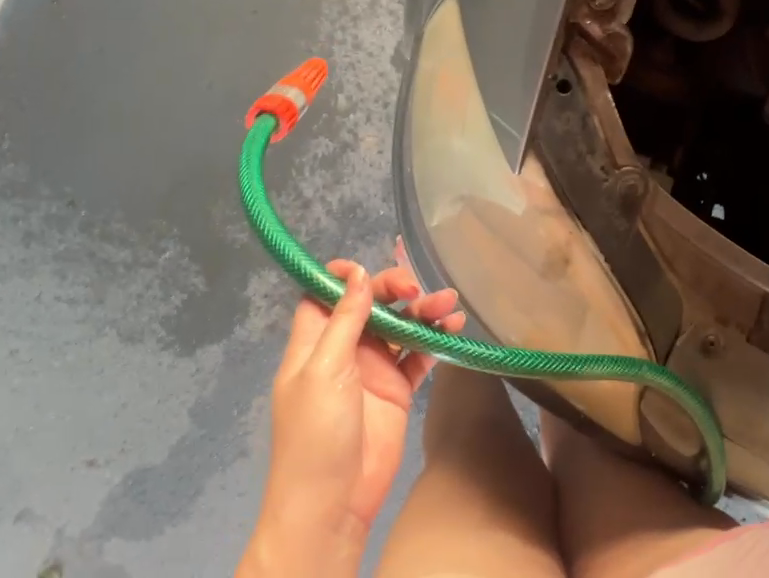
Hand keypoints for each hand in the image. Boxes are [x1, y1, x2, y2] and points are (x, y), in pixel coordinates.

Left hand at [239, 248, 464, 577]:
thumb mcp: (324, 371)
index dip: (341, 278)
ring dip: (423, 311)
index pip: (324, 297)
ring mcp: (373, 370)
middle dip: (394, 289)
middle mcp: (344, 351)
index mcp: (315, 344)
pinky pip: (419, 355)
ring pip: (400, 326)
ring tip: (450, 303)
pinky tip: (454, 328)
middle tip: (417, 288)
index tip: (366, 266)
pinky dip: (436, 339)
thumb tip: (357, 274)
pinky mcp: (398, 390)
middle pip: (370, 305)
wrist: (333, 502)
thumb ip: (345, 321)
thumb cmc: (317, 433)